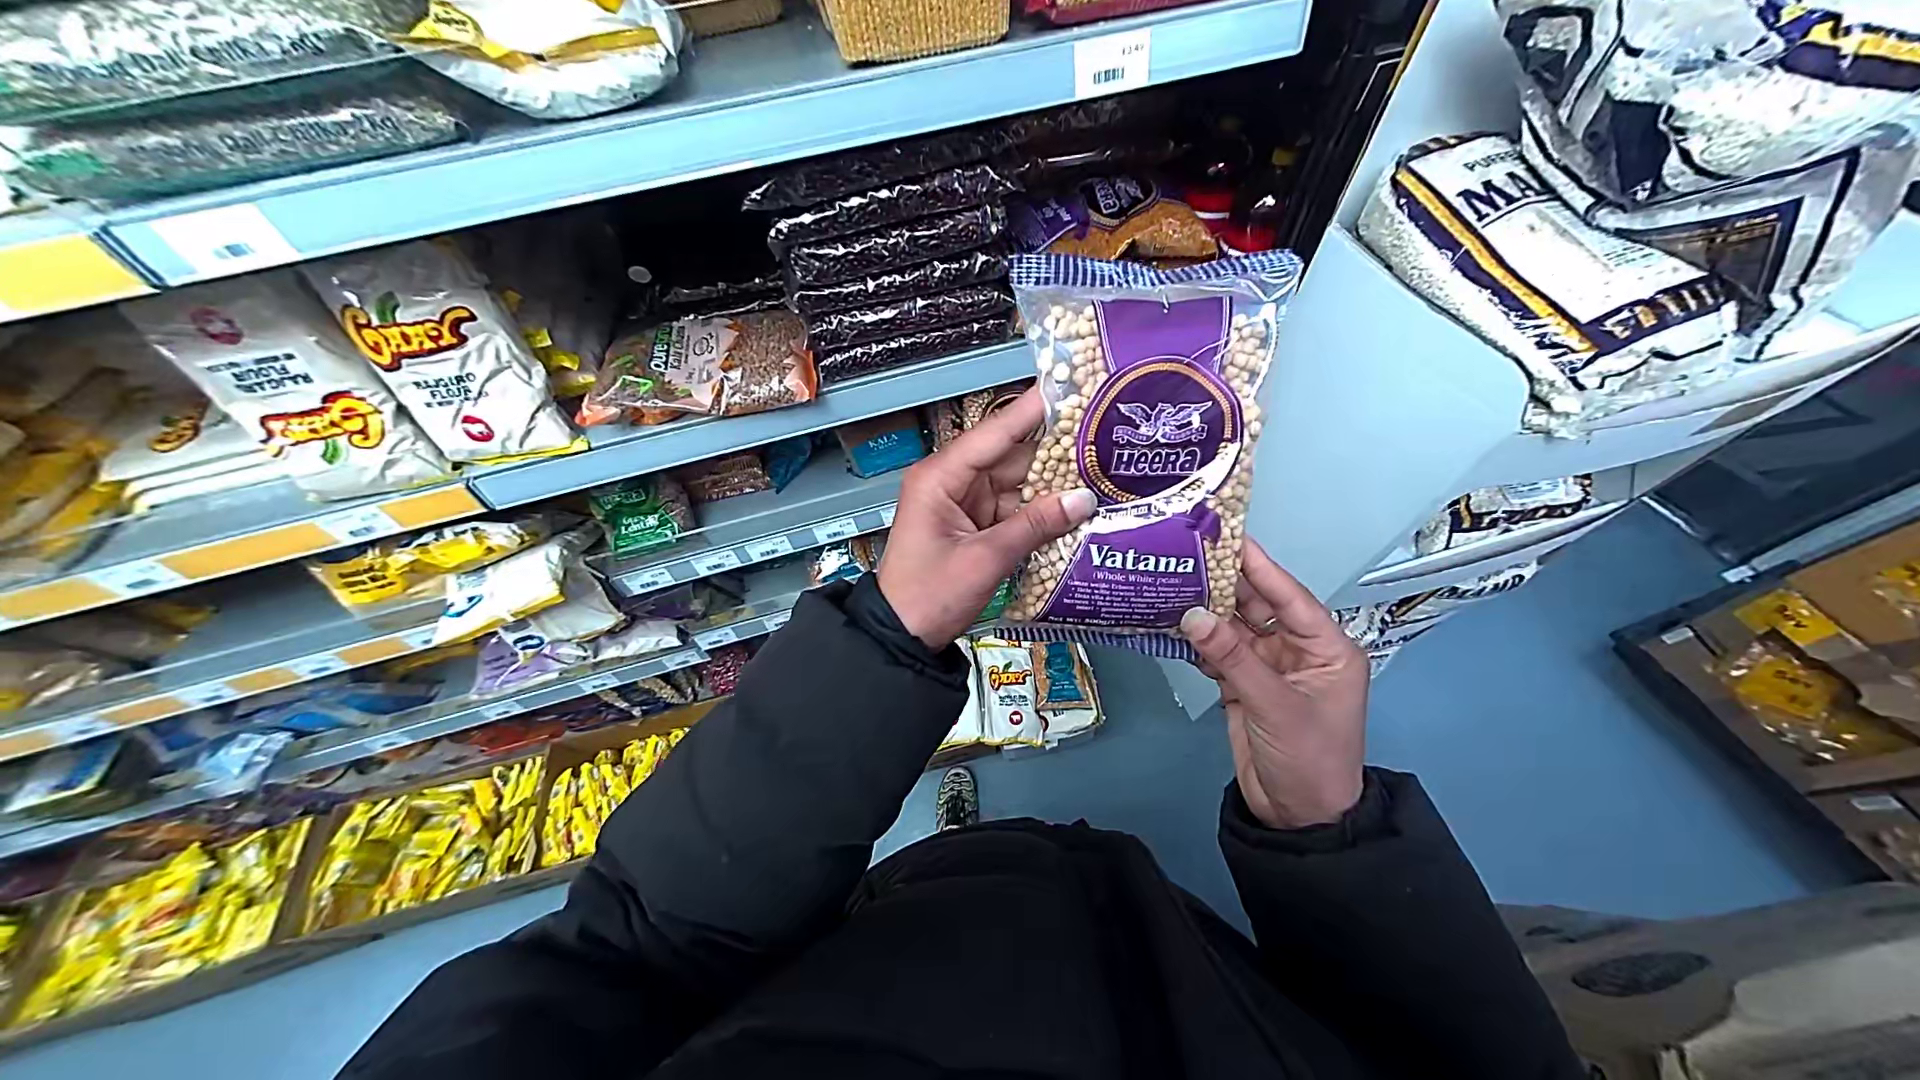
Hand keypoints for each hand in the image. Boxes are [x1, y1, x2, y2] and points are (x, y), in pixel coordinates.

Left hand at [878, 388, 1095, 647]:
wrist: (902, 635)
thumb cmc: (927, 595)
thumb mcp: (985, 559)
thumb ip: (1035, 526)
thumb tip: (1083, 499)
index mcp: (940, 478)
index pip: (994, 433)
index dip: (1032, 411)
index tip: (1068, 387)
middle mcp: (951, 482)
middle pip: (1011, 456)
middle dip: (1054, 452)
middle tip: (1100, 438)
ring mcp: (963, 503)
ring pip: (1016, 482)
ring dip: (1051, 484)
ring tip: (1098, 472)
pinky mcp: (974, 524)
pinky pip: (1013, 508)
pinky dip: (1040, 511)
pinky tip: (1074, 507)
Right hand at [1179, 539, 1368, 828]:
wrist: (1298, 817)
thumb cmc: (1308, 758)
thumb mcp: (1275, 705)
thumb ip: (1232, 657)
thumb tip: (1189, 614)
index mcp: (1324, 648)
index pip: (1288, 596)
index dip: (1259, 566)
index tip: (1227, 536)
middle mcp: (1296, 650)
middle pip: (1257, 607)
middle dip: (1224, 584)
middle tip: (1185, 554)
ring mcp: (1267, 667)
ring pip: (1233, 628)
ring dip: (1205, 611)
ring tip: (1170, 581)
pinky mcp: (1242, 685)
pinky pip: (1218, 652)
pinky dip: (1197, 641)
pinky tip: (1171, 623)